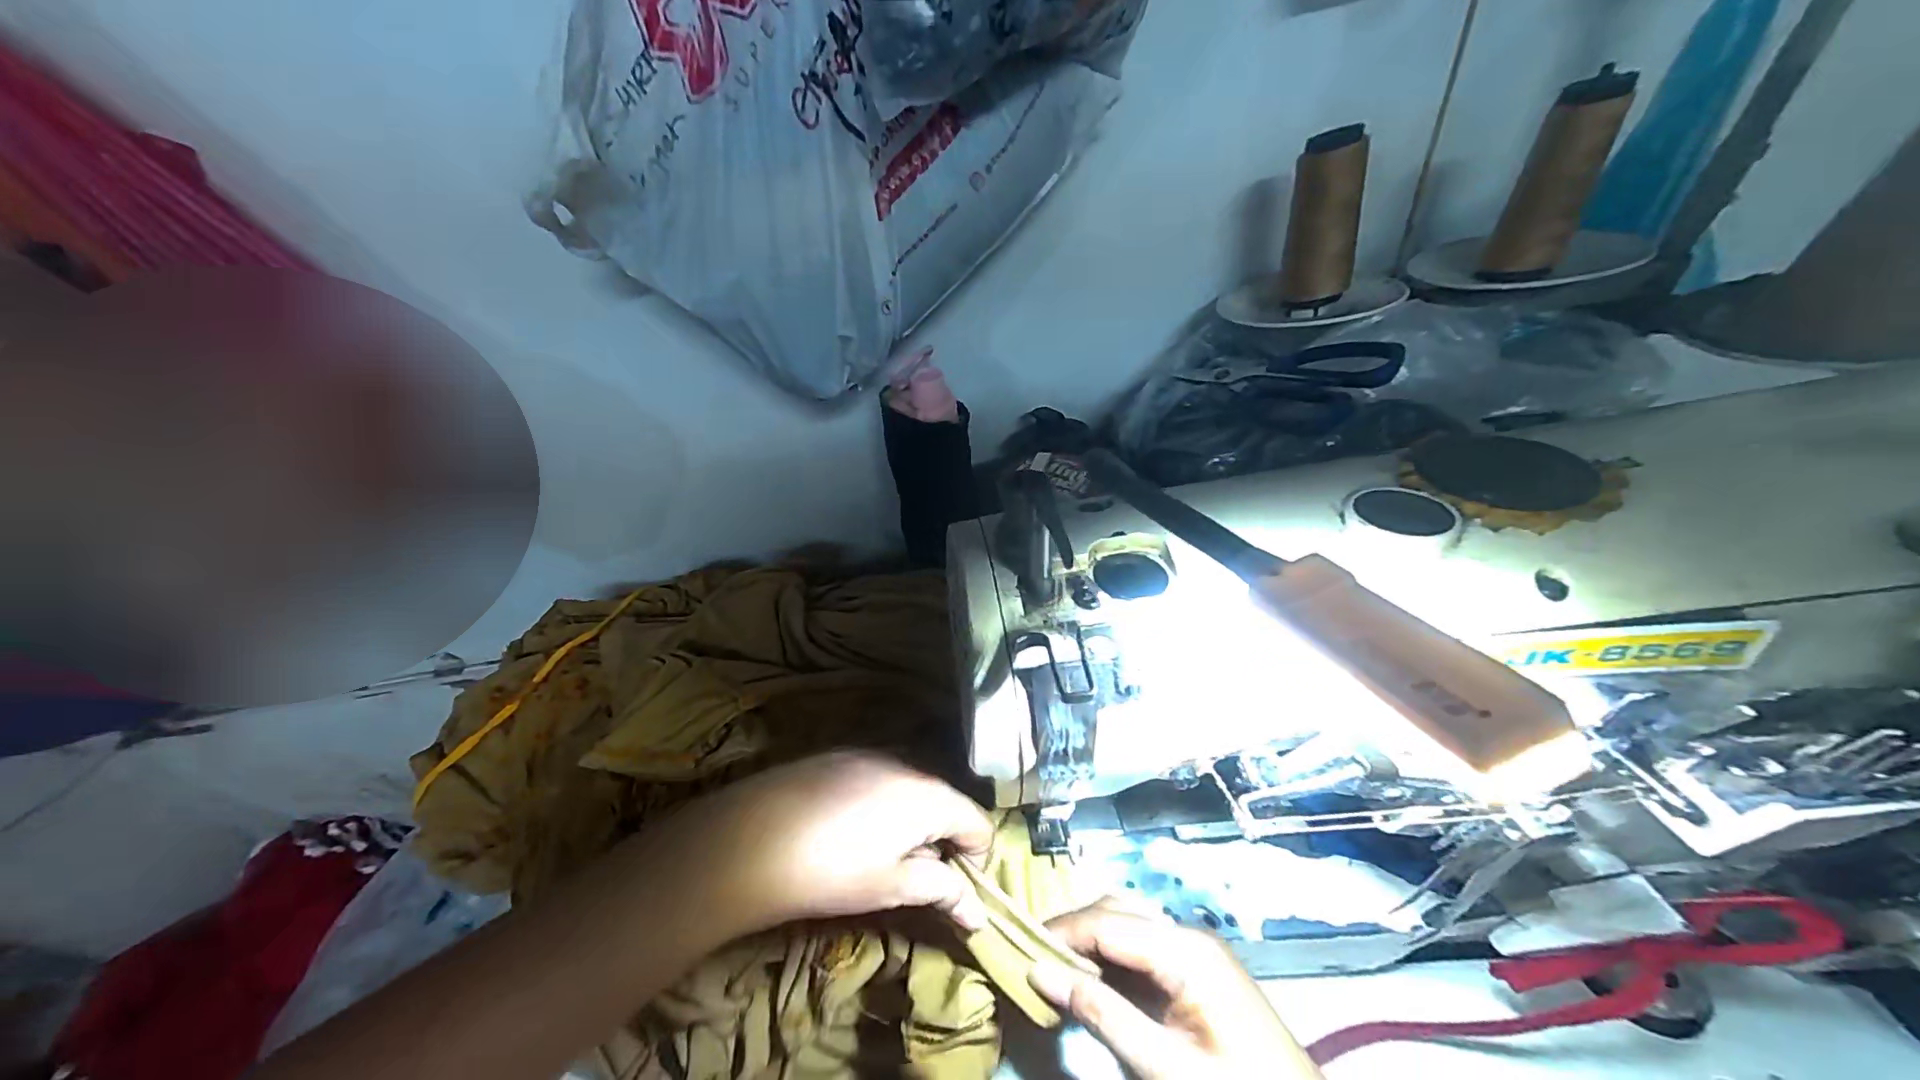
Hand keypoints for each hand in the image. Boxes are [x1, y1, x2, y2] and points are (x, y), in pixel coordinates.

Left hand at [640, 752, 994, 938]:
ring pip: (909, 788)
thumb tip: (978, 913)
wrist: (749, 838)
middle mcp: (905, 763)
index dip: (976, 859)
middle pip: (943, 801)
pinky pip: (876, 778)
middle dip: (940, 838)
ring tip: (878, 855)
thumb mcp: (892, 886)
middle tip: (915, 876)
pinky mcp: (835, 756)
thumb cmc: (832, 870)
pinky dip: (879, 803)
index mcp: (928, 794)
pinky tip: (845, 832)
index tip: (955, 889)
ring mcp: (868, 754)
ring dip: (909, 820)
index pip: (977, 822)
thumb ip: (943, 891)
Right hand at [1028, 900, 1321, 1079]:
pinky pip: (1144, 948)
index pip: (1104, 922)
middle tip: (1032, 962)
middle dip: (1071, 933)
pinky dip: (1112, 961)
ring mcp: (1196, 949)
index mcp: (1184, 948)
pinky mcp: (1198, 968)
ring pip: (1126, 925)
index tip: (1018, 950)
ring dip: (1089, 945)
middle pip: (1114, 913)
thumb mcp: (1163, 1065)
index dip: (1058, 933)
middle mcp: (1188, 934)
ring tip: (1055, 973)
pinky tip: (1092, 985)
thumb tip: (1039, 972)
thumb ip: (1100, 1013)